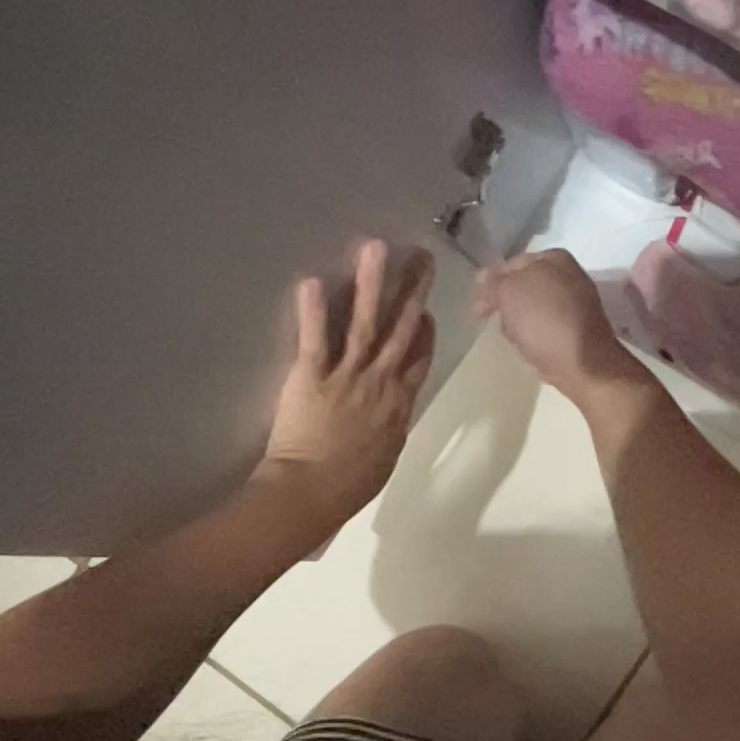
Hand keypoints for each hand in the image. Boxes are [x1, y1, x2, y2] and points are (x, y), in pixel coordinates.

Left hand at [258, 239, 434, 534]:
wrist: (313, 493)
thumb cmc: (350, 485)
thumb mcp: (386, 457)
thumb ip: (390, 428)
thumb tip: (392, 416)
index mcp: (400, 405)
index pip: (418, 360)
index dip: (425, 333)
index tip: (428, 311)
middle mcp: (380, 383)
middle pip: (402, 331)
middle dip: (412, 292)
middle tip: (422, 259)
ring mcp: (348, 378)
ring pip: (364, 323)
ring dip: (371, 283)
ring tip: (375, 247)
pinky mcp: (312, 376)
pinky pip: (315, 338)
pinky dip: (313, 309)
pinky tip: (311, 279)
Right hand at [474, 249, 653, 409]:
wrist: (583, 364)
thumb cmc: (544, 320)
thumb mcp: (509, 293)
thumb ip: (494, 283)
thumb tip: (483, 276)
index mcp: (556, 258)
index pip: (513, 264)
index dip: (492, 283)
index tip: (478, 305)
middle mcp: (570, 277)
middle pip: (525, 289)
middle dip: (508, 306)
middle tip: (496, 321)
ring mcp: (578, 306)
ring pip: (535, 312)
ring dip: (520, 325)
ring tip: (517, 339)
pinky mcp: (579, 333)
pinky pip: (548, 331)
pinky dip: (537, 339)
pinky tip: (532, 350)